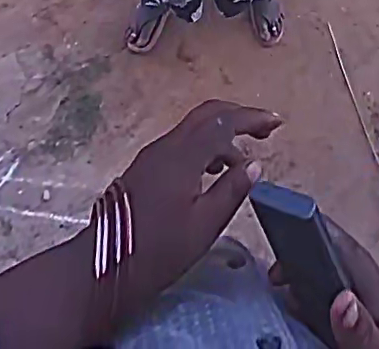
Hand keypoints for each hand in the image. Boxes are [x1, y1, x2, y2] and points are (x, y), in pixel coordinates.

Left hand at [114, 100, 281, 316]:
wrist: (103, 264)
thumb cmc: (159, 249)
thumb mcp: (203, 227)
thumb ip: (230, 191)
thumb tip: (254, 165)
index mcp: (184, 155)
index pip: (223, 123)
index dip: (252, 118)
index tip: (276, 123)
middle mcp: (168, 145)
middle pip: (207, 114)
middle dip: (238, 115)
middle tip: (264, 130)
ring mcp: (155, 153)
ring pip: (194, 127)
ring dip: (222, 132)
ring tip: (243, 158)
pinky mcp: (148, 165)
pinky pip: (184, 142)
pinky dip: (206, 145)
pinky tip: (215, 169)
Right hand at [271, 216, 378, 348]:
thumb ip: (364, 334)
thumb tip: (339, 298)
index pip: (350, 252)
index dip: (321, 231)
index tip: (289, 224)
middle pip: (345, 266)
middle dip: (310, 258)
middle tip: (276, 272)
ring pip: (347, 287)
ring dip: (316, 281)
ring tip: (286, 289)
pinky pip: (352, 307)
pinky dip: (327, 304)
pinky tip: (313, 316)